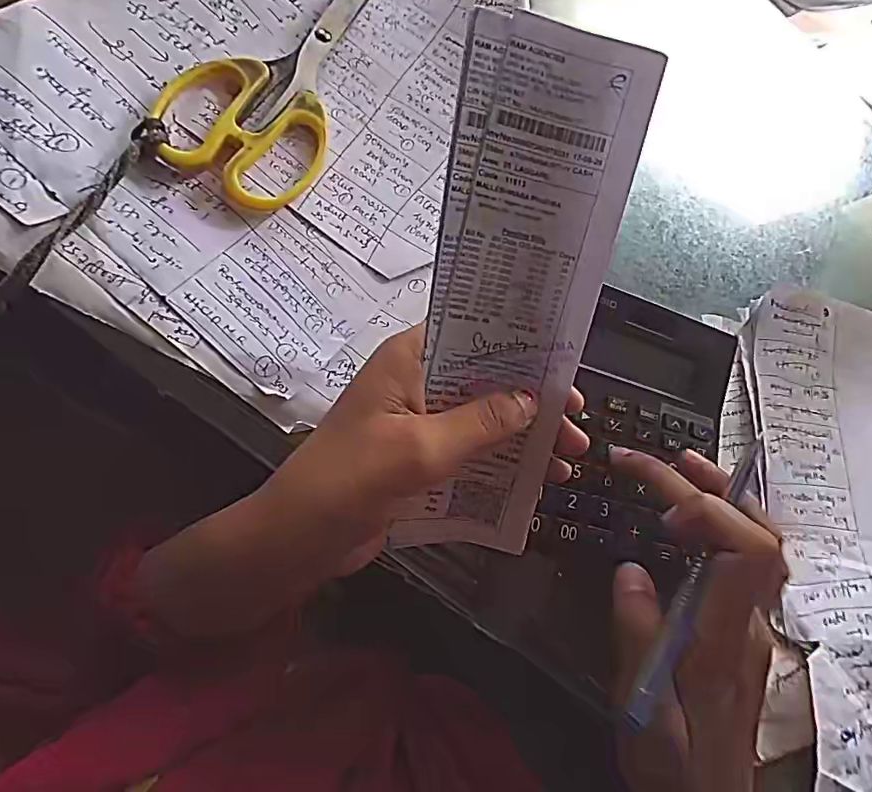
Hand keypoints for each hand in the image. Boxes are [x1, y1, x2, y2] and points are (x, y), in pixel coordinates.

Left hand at [138, 324, 590, 639]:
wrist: (295, 542)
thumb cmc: (348, 481)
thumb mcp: (419, 449)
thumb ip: (479, 422)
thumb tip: (532, 400)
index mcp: (410, 359)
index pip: (473, 331)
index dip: (519, 341)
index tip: (562, 359)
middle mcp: (418, 381)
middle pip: (487, 377)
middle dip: (533, 400)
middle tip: (576, 421)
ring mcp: (420, 421)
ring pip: (485, 417)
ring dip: (524, 436)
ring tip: (567, 459)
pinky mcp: (421, 457)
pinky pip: (471, 450)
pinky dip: (502, 462)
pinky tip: (535, 481)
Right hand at [608, 447, 786, 791]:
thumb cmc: (675, 764)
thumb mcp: (640, 705)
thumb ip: (636, 636)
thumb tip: (631, 571)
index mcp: (726, 638)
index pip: (747, 553)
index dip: (711, 510)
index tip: (664, 502)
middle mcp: (750, 625)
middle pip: (761, 536)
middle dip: (716, 486)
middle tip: (669, 461)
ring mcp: (754, 624)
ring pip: (762, 542)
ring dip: (725, 496)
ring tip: (683, 469)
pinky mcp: (744, 625)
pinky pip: (746, 556)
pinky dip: (722, 521)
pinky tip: (693, 516)